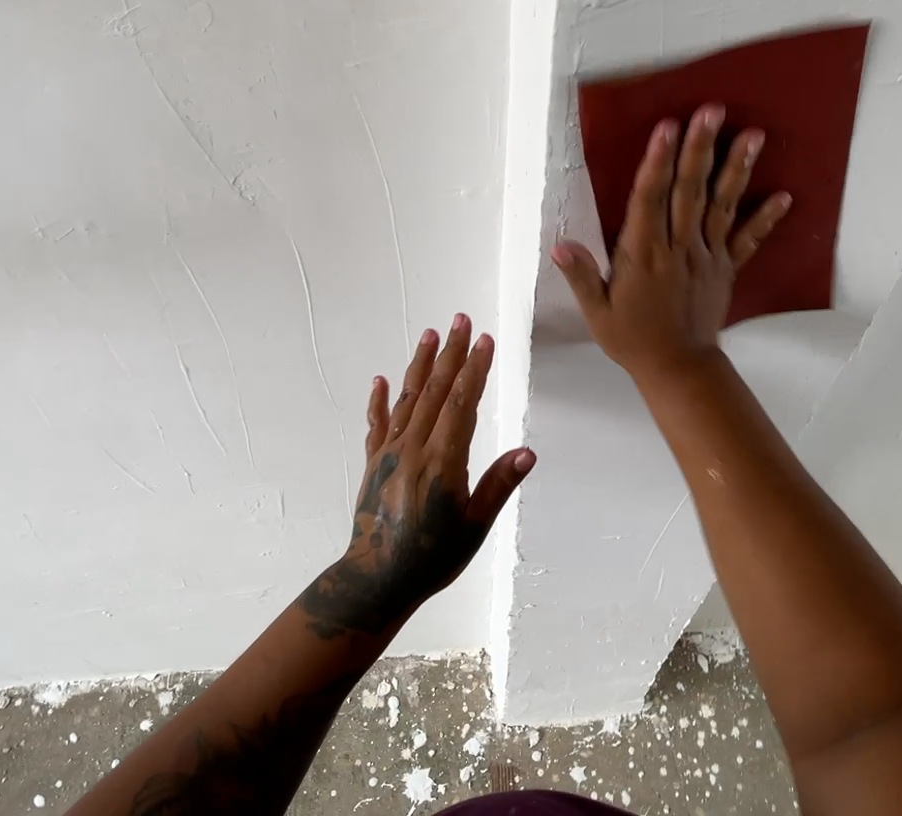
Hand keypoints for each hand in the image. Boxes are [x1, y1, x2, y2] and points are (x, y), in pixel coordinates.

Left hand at [297, 315, 534, 638]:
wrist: (376, 581)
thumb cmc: (432, 558)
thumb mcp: (473, 526)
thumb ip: (498, 486)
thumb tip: (528, 452)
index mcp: (442, 461)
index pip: (462, 403)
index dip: (475, 369)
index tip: (484, 340)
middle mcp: (413, 448)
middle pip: (435, 390)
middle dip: (451, 353)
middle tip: (461, 320)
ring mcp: (389, 452)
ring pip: (408, 398)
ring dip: (420, 364)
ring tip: (429, 333)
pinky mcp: (373, 462)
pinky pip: (377, 423)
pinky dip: (380, 400)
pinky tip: (381, 380)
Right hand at [552, 104, 790, 384]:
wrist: (678, 369)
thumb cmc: (632, 340)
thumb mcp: (598, 312)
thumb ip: (582, 275)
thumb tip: (560, 244)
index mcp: (644, 255)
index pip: (650, 200)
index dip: (658, 162)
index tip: (667, 128)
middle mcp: (678, 248)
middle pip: (689, 191)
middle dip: (699, 149)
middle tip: (712, 110)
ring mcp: (706, 257)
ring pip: (720, 206)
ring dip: (736, 169)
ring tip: (753, 135)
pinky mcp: (725, 269)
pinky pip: (747, 241)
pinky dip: (765, 219)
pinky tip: (786, 196)